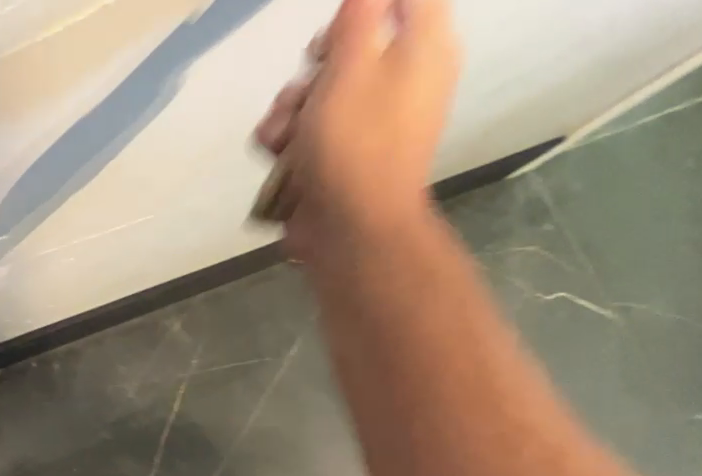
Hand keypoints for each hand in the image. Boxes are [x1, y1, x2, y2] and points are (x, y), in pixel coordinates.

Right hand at [254, 0, 461, 255]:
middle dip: (314, 64)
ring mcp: (373, 119)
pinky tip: (277, 153)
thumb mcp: (350, 68)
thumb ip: (357, 18)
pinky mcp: (343, 153)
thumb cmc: (354, 144)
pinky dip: (288, 138)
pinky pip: (311, 129)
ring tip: (282, 133)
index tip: (332, 28)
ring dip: (289, 108)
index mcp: (424, 47)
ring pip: (320, 92)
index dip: (363, 5)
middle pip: (353, 45)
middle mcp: (405, 77)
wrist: (350, 228)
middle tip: (306, 77)